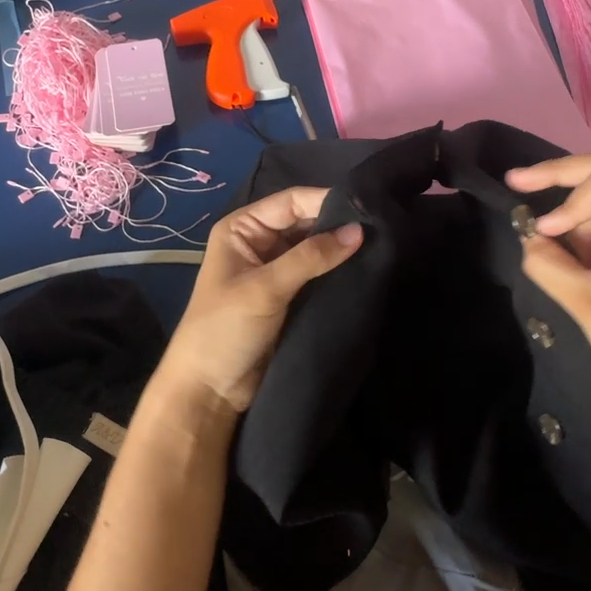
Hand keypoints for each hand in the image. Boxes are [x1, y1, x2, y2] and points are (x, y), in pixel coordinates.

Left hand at [157, 187, 362, 414]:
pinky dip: (337, 270)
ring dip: (340, 248)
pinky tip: (365, 267)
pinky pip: (318, 273)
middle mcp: (258, 242)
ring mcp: (274, 270)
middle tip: (381, 225)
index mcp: (242, 228)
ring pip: (314, 247)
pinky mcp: (289, 296)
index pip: (290, 201)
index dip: (326, 199)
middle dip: (337, 223)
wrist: (209, 390)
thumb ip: (311, 257)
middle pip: (305, 221)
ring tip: (381, 243)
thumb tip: (359, 231)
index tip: (366, 204)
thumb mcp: (266, 288)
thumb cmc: (225, 329)